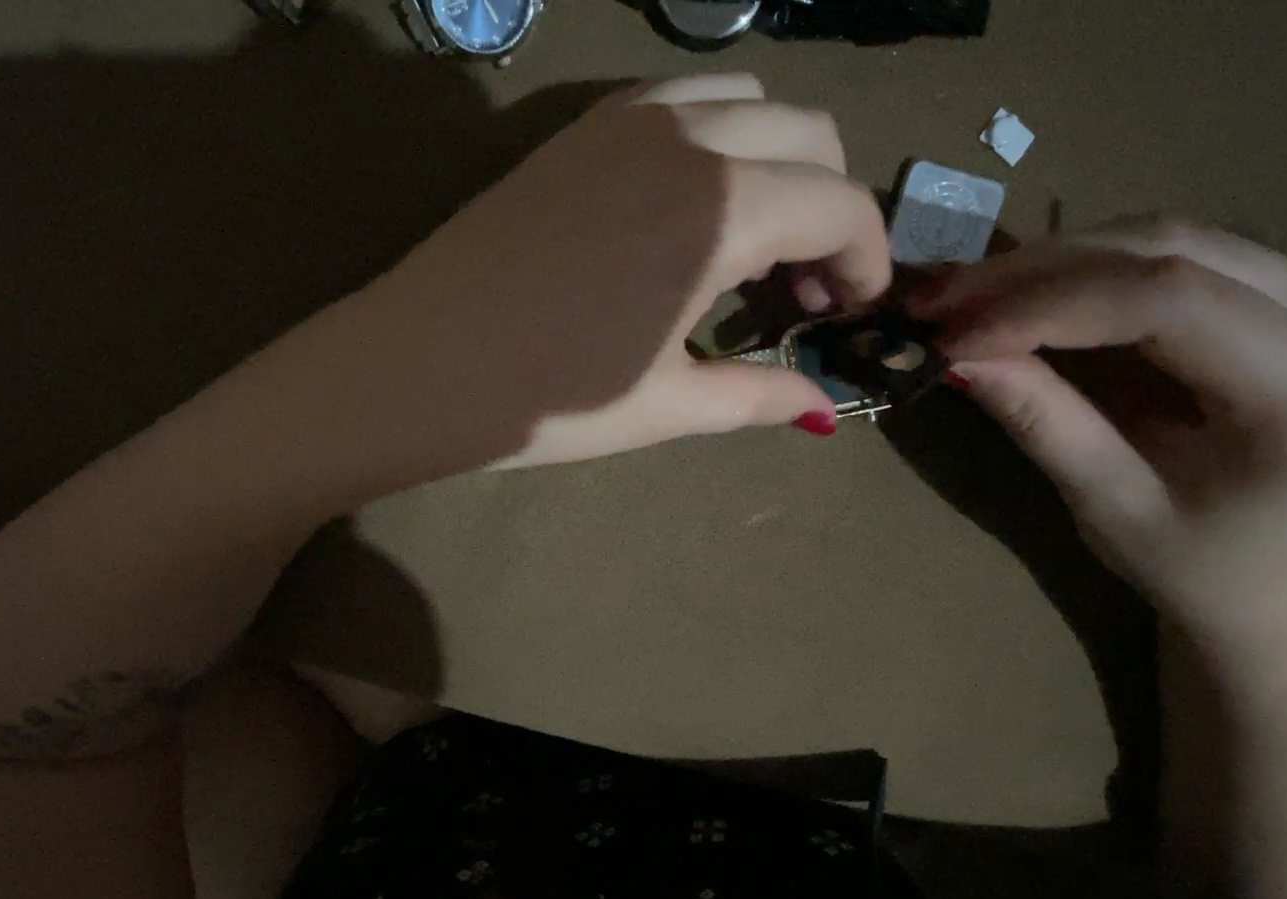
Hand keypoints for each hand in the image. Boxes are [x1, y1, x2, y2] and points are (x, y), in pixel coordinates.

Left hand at [325, 73, 889, 469]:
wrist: (419, 368)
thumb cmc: (552, 400)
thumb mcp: (669, 406)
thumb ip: (756, 396)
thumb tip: (818, 409)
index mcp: (720, 210)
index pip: (839, 204)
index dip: (867, 258)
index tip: (852, 310)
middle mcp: (685, 140)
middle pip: (809, 135)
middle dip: (830, 206)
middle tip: (803, 288)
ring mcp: (625, 122)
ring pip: (746, 101)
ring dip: (777, 161)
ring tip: (751, 241)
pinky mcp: (578, 129)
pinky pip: (677, 100)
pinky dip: (714, 137)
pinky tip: (687, 206)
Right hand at [909, 216, 1286, 626]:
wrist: (1259, 570)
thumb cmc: (1187, 560)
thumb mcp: (1107, 506)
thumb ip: (1043, 422)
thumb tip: (957, 354)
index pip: (1171, 303)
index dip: (1048, 304)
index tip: (954, 331)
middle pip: (1169, 251)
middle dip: (1036, 272)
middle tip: (940, 300)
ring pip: (1164, 237)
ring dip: (1050, 261)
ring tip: (965, 294)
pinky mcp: (1286, 289)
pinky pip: (1168, 252)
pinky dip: (1079, 266)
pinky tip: (1018, 289)